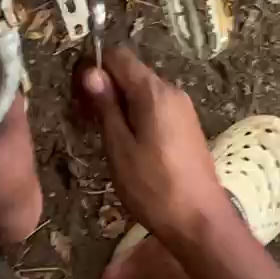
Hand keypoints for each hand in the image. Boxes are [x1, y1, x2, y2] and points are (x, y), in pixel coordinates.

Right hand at [79, 48, 231, 243]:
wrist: (202, 223)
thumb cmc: (154, 187)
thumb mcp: (120, 148)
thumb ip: (106, 106)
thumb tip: (90, 71)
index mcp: (153, 91)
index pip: (118, 55)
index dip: (94, 66)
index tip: (78, 94)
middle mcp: (171, 90)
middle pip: (131, 72)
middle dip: (105, 87)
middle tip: (86, 120)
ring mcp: (183, 107)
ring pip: (143, 91)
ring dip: (121, 103)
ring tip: (106, 136)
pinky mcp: (188, 125)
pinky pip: (156, 106)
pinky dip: (138, 114)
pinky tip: (130, 144)